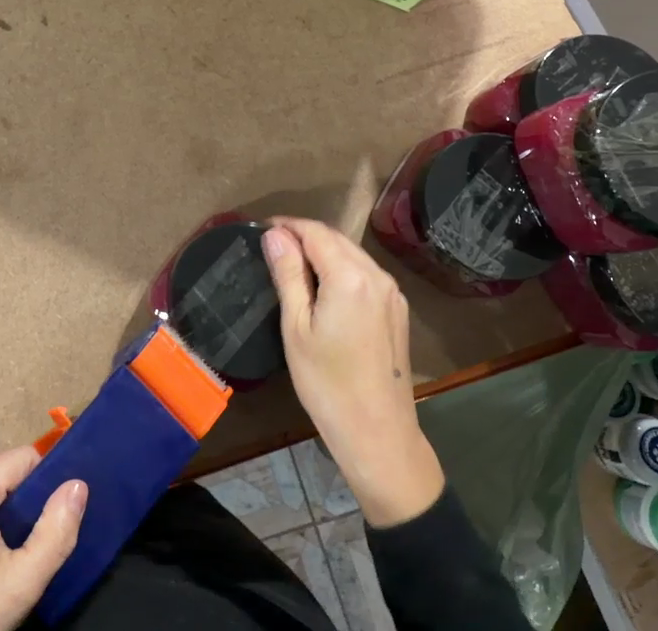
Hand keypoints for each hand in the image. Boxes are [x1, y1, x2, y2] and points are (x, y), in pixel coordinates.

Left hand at [0, 445, 88, 630]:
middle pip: (10, 473)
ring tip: (16, 553)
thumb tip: (78, 486)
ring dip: (13, 515)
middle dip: (29, 504)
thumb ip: (56, 532)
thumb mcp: (22, 580)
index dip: (49, 485)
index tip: (58, 519)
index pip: (26, 459)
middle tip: (35, 545)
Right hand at [264, 217, 444, 527]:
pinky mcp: (397, 310)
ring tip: (291, 264)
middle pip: (337, 239)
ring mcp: (392, 294)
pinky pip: (366, 274)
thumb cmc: (326, 383)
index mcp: (350, 278)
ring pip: (353, 255)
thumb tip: (274, 235)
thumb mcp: (296, 327)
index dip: (287, 225)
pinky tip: (322, 287)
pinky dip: (341, 269)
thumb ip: (288, 275)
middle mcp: (377, 277)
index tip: (261, 229)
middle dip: (304, 235)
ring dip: (323, 251)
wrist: (377, 431)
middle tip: (271, 246)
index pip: (316, 232)